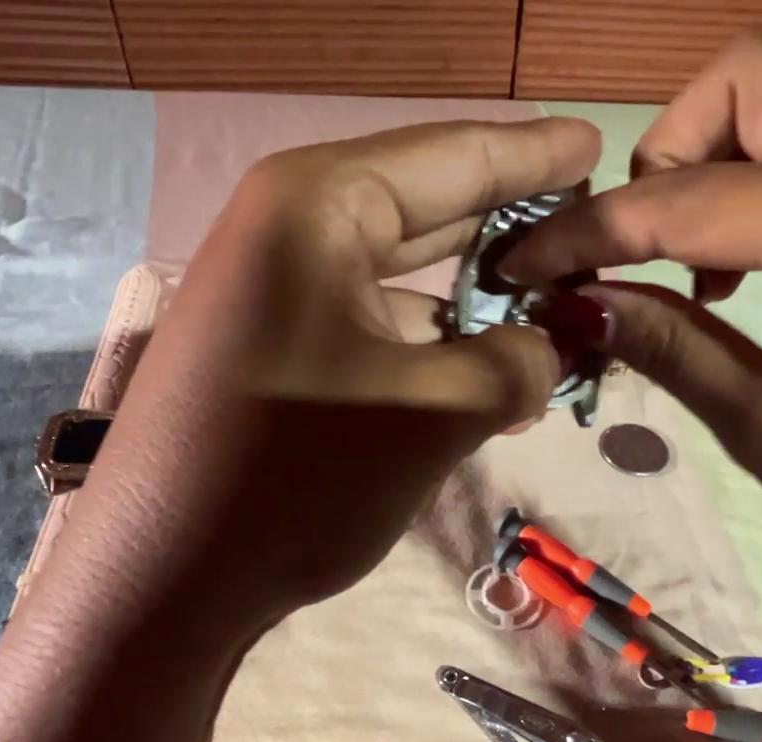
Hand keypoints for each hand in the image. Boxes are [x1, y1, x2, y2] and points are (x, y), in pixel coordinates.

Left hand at [69, 119, 600, 620]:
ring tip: (556, 308)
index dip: (534, 154)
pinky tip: (486, 369)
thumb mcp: (435, 413)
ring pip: (403, 276)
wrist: (165, 580)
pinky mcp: (273, 352)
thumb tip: (547, 351)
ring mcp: (274, 294)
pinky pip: (374, 325)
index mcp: (318, 205)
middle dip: (512, 222)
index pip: (453, 157)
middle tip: (592, 218)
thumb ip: (518, 364)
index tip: (597, 141)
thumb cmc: (297, 477)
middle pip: (427, 208)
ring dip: (477, 297)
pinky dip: (434, 343)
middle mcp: (288, 230)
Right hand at [501, 34, 761, 617]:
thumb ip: (669, 345)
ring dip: (716, 165)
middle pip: (751, 81)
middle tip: (634, 249)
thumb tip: (576, 303)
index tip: (525, 265)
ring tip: (693, 271)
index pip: (689, 197)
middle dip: (666, 152)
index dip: (590, 230)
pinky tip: (751, 274)